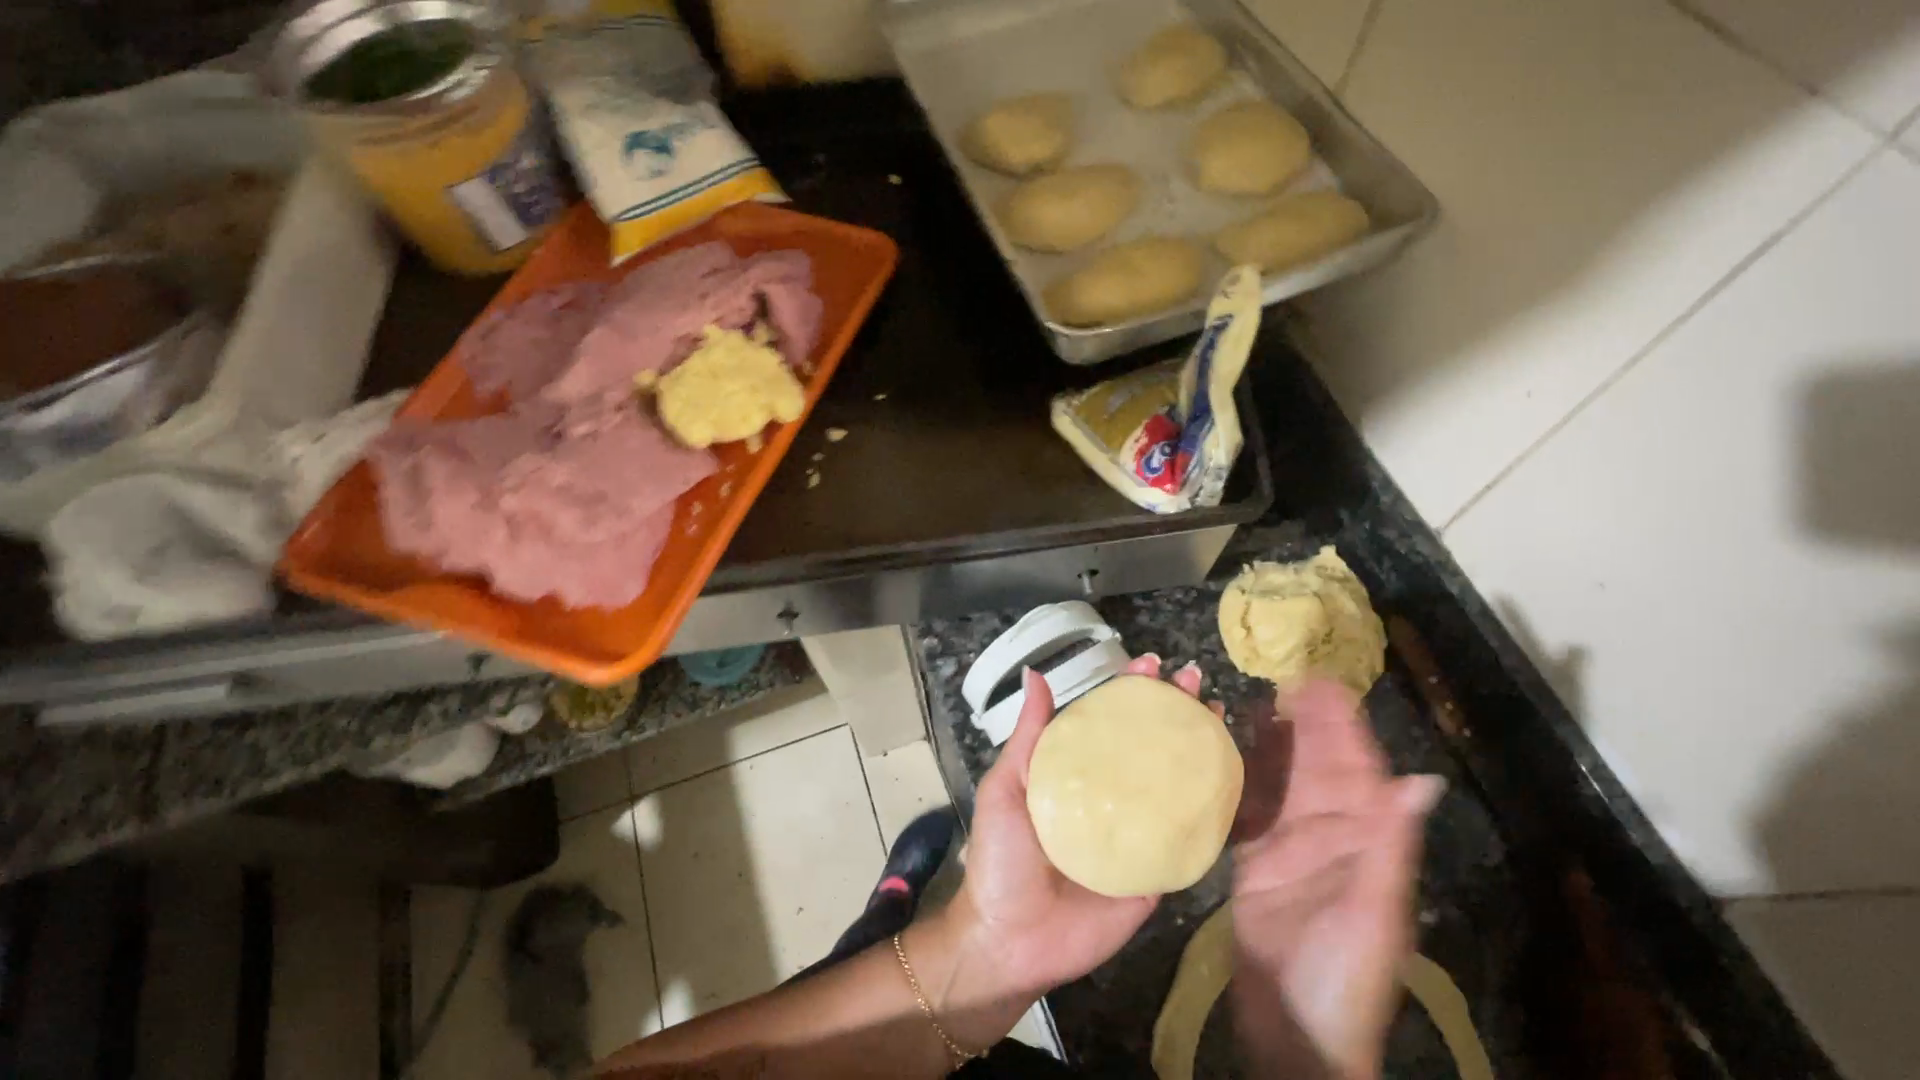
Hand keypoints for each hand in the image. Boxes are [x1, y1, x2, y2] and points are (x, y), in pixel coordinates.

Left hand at [941, 655, 1211, 999]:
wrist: (1010, 939)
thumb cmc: (1002, 859)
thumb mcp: (1006, 788)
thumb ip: (1029, 736)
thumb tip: (1036, 673)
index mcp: (1075, 773)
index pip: (1108, 721)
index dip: (1130, 690)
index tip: (1150, 664)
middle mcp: (1110, 795)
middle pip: (1149, 744)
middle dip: (1174, 708)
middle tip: (1193, 679)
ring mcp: (1137, 832)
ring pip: (1177, 781)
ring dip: (1200, 745)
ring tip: (1216, 711)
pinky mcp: (1157, 870)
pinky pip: (1190, 836)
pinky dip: (1213, 805)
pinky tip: (1229, 773)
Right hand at [1230, 680, 1444, 1079]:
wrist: (1298, 1030)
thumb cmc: (1347, 973)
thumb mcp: (1375, 909)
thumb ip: (1389, 844)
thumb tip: (1417, 780)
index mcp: (1362, 839)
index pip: (1355, 769)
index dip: (1342, 725)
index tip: (1323, 682)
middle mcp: (1326, 834)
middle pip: (1313, 767)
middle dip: (1301, 723)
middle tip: (1278, 679)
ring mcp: (1286, 848)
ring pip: (1277, 782)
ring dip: (1266, 745)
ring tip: (1246, 704)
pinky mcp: (1250, 864)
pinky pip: (1245, 812)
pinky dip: (1235, 782)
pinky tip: (1217, 757)